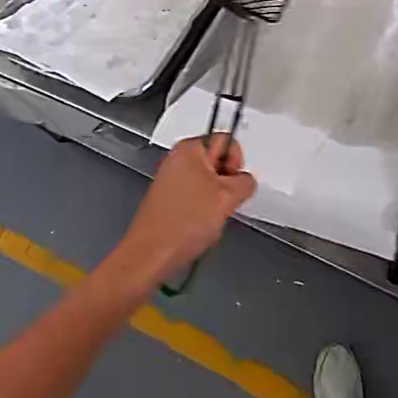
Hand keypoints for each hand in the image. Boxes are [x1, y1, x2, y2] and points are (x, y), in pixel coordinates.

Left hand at [101, 137, 254, 290]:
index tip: (232, 181)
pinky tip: (198, 226)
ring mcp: (170, 180)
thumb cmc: (180, 225)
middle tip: (220, 202)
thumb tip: (245, 181)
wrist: (150, 256)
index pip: (228, 141)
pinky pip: (196, 199)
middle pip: (218, 163)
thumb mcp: (230, 197)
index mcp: (189, 149)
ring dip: (215, 202)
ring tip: (207, 218)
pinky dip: (202, 212)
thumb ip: (247, 181)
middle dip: (226, 185)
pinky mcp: (167, 200)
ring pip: (209, 184)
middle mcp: (176, 160)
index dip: (236, 162)